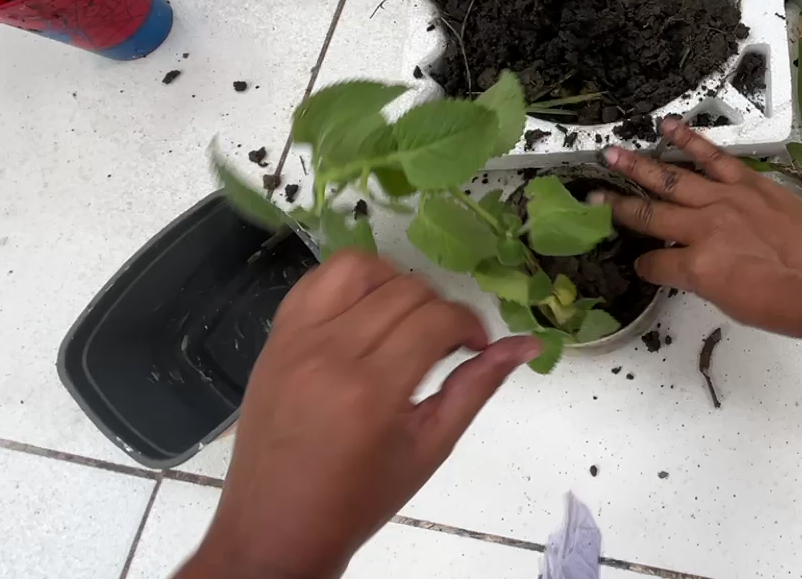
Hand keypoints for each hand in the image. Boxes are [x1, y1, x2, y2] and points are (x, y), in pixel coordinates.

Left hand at [184, 251, 540, 578]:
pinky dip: (350, 280)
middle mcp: (330, 355)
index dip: (469, 325)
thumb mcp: (430, 447)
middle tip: (442, 344)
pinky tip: (365, 309)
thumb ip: (479, 386)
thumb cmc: (359, 498)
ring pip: (362, 268)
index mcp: (371, 392)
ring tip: (403, 319)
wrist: (273, 532)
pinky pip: (317, 278)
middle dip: (438, 311)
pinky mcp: (275, 338)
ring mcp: (295, 341)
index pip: (438, 320)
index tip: (474, 345)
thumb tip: (529, 342)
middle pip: (407, 291)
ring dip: (395, 283)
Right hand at [595, 117, 801, 340]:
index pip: (655, 263)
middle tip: (591, 194)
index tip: (639, 263)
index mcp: (697, 268)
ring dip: (639, 166)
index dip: (644, 265)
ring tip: (612, 154)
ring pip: (672, 178)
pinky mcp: (748, 182)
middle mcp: (703, 228)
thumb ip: (700, 278)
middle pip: (650, 214)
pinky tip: (668, 127)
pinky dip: (689, 140)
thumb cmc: (784, 305)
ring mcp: (725, 199)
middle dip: (617, 206)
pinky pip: (713, 157)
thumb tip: (682, 263)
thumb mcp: (730, 302)